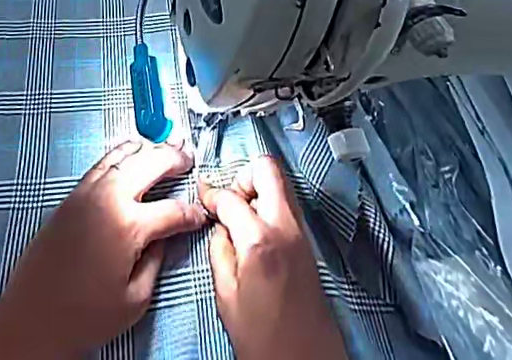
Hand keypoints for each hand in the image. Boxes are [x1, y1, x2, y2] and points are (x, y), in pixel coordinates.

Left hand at [0, 140, 209, 358]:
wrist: (34, 313)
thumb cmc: (85, 314)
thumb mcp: (134, 299)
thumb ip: (155, 262)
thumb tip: (163, 239)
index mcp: (128, 225)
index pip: (171, 211)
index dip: (192, 212)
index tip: (202, 214)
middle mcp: (108, 198)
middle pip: (148, 164)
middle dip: (172, 158)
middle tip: (187, 158)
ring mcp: (88, 191)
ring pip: (122, 155)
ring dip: (146, 149)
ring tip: (163, 149)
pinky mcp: (73, 194)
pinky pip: (102, 162)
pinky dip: (120, 154)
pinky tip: (129, 154)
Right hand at [200, 157, 345, 359]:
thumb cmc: (264, 341)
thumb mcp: (226, 296)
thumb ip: (219, 248)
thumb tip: (219, 225)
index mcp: (260, 240)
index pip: (230, 196)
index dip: (210, 194)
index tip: (202, 196)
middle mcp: (285, 228)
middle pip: (266, 169)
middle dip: (242, 176)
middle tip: (228, 200)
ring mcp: (302, 235)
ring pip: (279, 184)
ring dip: (257, 190)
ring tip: (239, 219)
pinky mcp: (309, 246)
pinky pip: (286, 207)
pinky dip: (268, 206)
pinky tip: (254, 233)